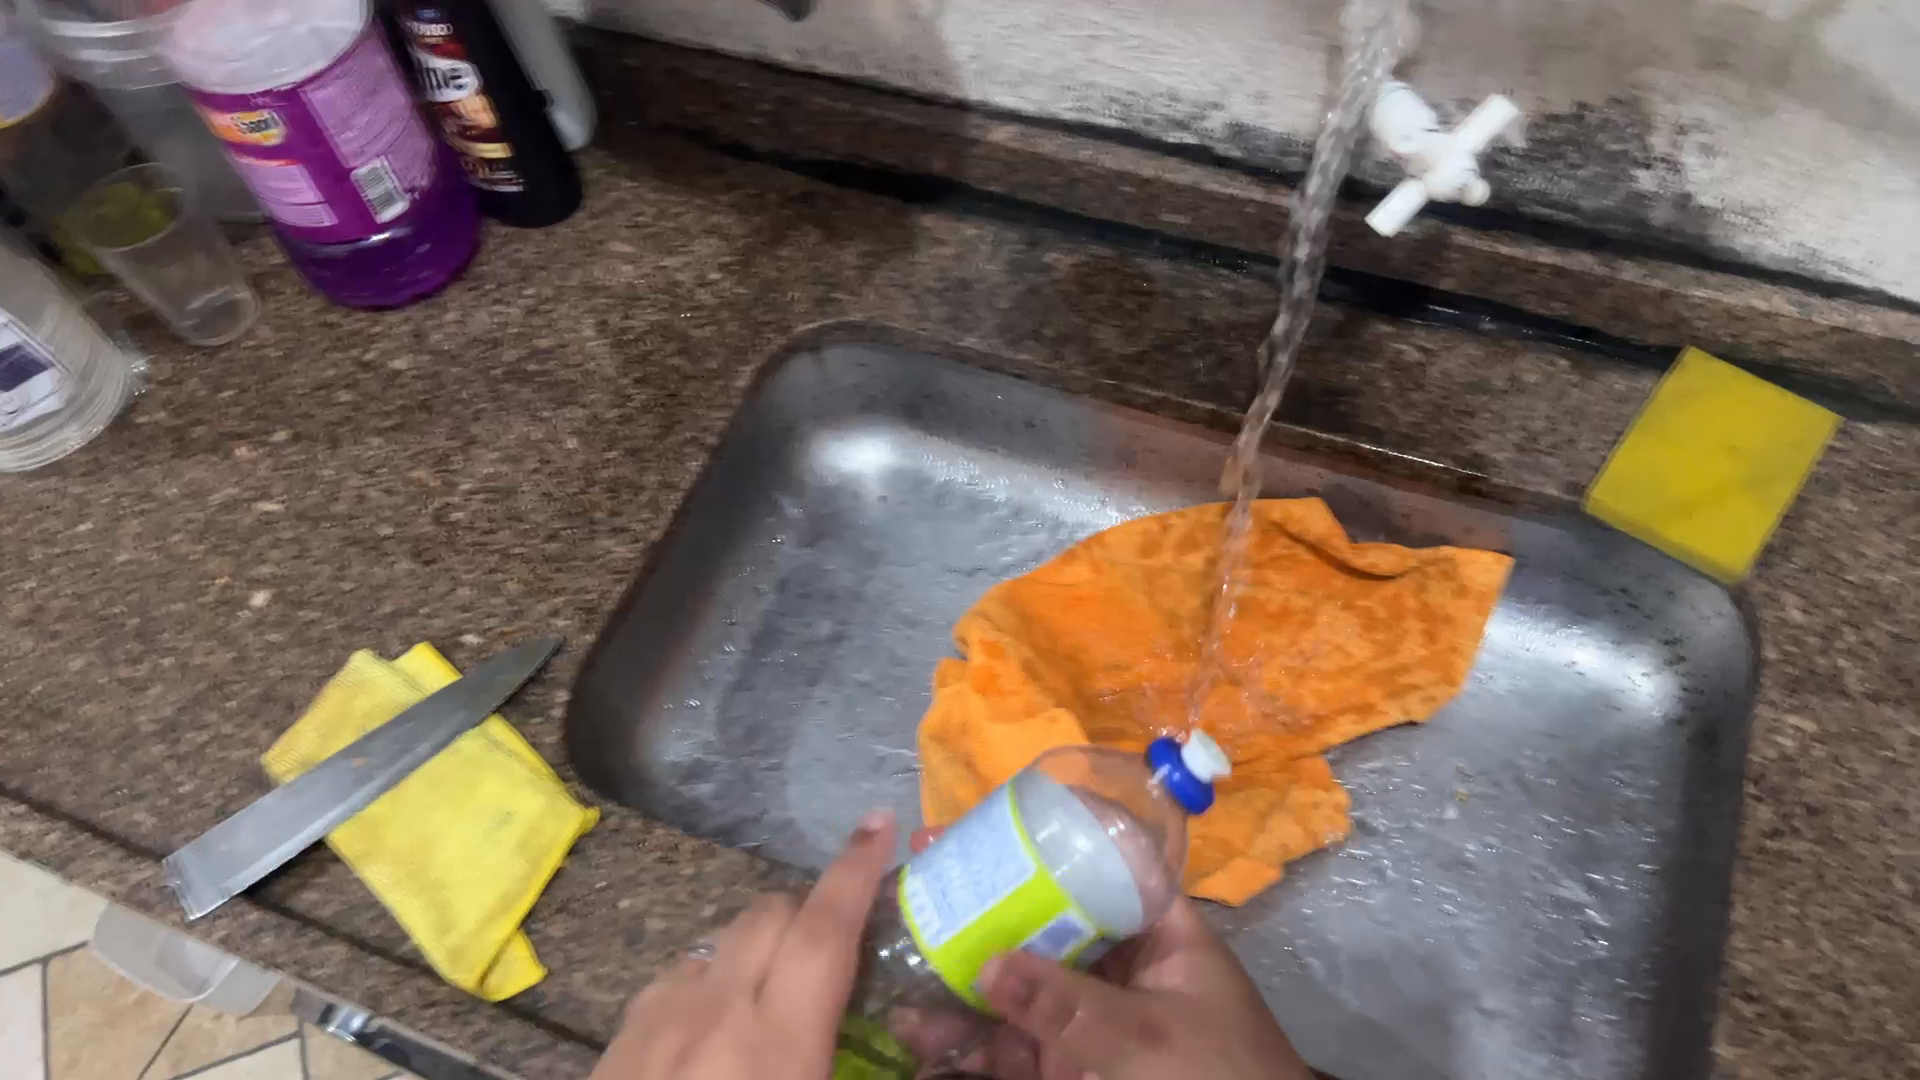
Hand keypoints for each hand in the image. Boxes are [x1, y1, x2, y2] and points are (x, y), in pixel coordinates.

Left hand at [590, 807, 897, 1079]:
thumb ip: (855, 1062)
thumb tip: (900, 1044)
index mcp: (776, 1045)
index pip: (824, 928)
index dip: (856, 869)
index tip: (879, 824)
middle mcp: (712, 1015)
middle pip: (769, 915)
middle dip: (809, 912)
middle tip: (834, 949)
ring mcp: (653, 1028)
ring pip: (719, 942)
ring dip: (756, 949)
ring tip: (770, 998)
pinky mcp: (613, 1051)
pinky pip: (673, 981)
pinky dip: (705, 984)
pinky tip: (706, 1036)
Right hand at [898, 829, 1311, 1079]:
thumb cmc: (1219, 1077)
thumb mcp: (1151, 1036)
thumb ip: (1070, 1004)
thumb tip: (987, 963)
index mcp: (1154, 929)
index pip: (1096, 865)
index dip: (1039, 842)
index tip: (983, 826)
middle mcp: (1115, 963)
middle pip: (1041, 922)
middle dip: (983, 905)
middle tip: (922, 874)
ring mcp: (1089, 1017)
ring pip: (1019, 984)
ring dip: (962, 974)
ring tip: (904, 951)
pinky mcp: (1068, 1066)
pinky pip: (1014, 1045)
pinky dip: (969, 1040)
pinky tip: (921, 1032)